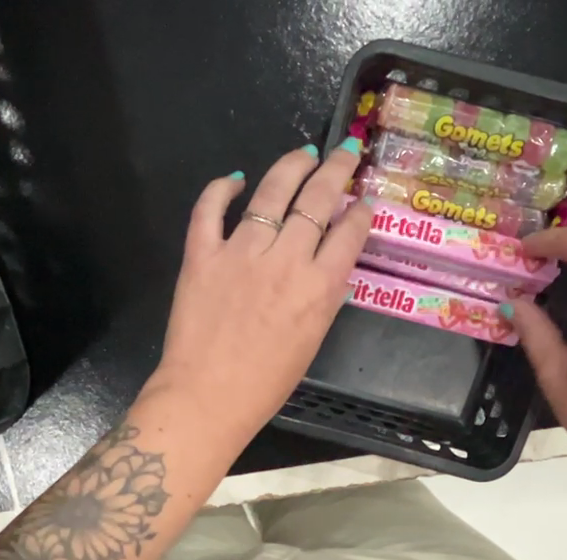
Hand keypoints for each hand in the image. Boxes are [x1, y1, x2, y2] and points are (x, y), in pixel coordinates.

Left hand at [146, 142, 374, 442]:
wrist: (206, 399)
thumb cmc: (263, 386)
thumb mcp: (311, 345)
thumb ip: (324, 303)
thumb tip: (334, 272)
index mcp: (318, 287)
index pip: (349, 233)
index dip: (360, 211)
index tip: (364, 201)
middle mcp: (285, 260)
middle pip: (317, 200)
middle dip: (336, 170)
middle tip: (345, 151)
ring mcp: (241, 253)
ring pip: (271, 193)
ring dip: (291, 166)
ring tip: (304, 153)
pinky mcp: (202, 256)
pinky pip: (209, 210)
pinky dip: (221, 189)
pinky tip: (234, 179)